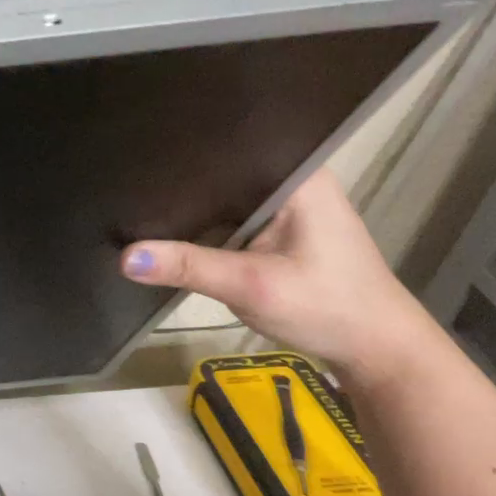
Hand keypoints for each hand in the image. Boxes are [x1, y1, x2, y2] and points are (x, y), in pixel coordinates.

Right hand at [117, 170, 439, 381]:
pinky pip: (224, 219)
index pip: (230, 147)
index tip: (135, 160)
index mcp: (296, 176)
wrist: (373, 348)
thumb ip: (189, 267)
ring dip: (186, 208)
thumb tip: (125, 257)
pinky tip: (163, 233)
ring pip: (219, 198)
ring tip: (130, 205)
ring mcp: (281, 206)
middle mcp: (289, 181)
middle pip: (219, 172)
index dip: (183, 152)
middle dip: (177, 184)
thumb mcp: (252, 286)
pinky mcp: (272, 230)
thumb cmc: (327, 307)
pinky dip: (199, 229)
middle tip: (122, 184)